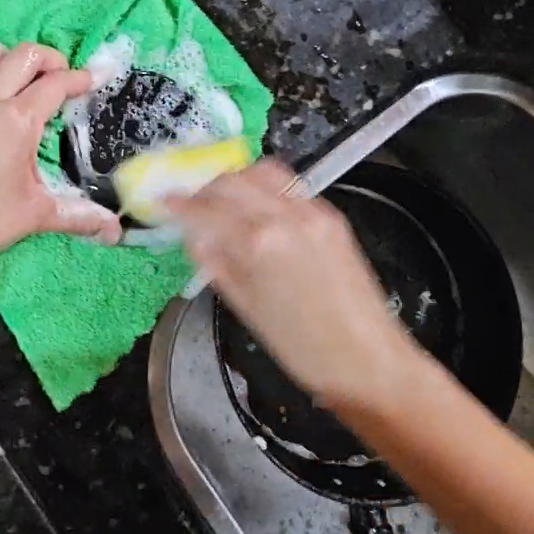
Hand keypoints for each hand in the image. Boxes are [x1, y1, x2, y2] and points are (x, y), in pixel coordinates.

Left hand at [0, 37, 121, 276]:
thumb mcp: (37, 215)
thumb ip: (80, 215)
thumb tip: (116, 230)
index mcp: (17, 122)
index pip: (55, 84)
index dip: (79, 78)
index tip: (91, 80)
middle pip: (23, 55)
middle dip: (48, 57)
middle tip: (56, 77)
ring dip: (1, 55)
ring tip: (10, 75)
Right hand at [169, 161, 422, 411]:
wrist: (369, 361)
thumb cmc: (302, 348)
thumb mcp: (244, 306)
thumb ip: (214, 262)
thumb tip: (194, 236)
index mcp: (257, 244)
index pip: (204, 208)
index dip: (177, 203)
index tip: (163, 201)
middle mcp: (284, 217)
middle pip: (229, 181)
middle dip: (203, 189)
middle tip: (191, 204)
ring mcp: (311, 212)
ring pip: (259, 172)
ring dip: (234, 180)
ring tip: (223, 200)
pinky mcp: (330, 216)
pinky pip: (287, 184)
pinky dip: (263, 187)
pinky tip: (256, 208)